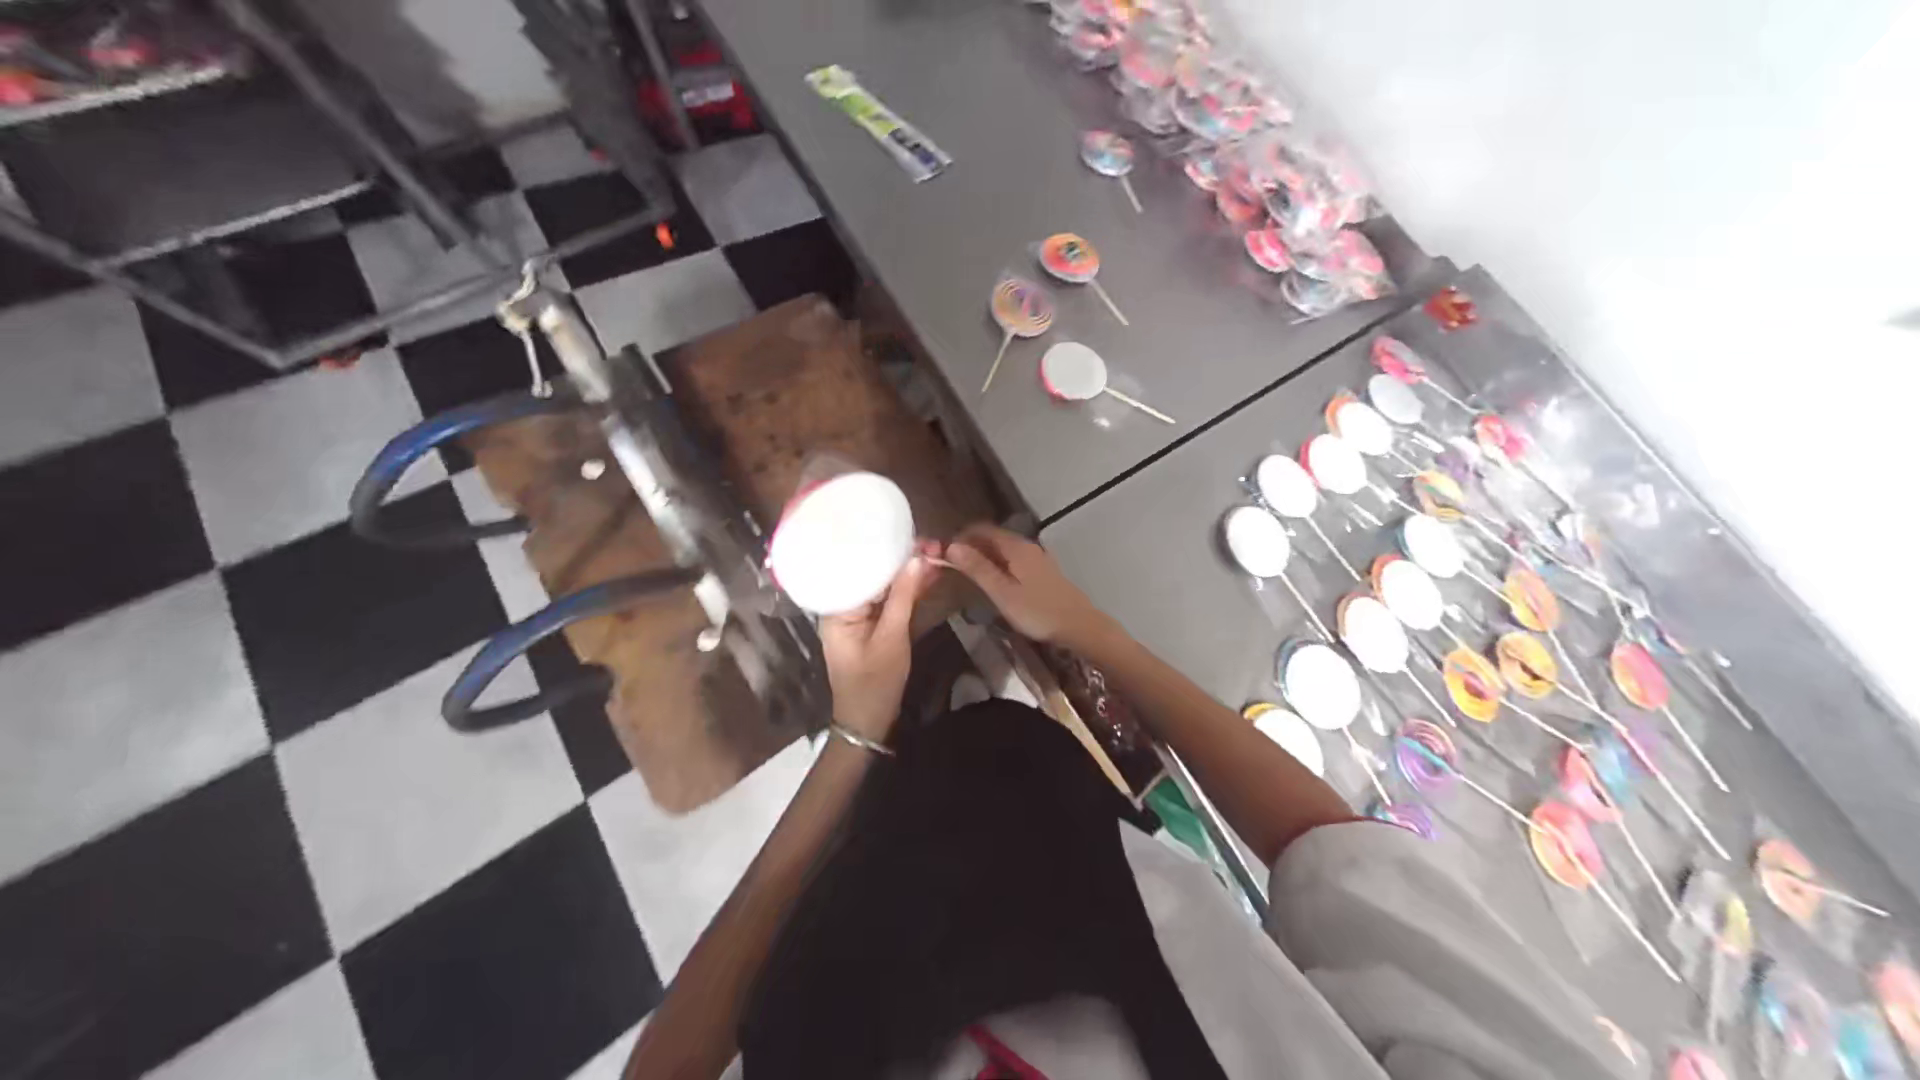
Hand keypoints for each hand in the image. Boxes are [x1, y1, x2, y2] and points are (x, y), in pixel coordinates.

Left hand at [819, 546, 938, 739]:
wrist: (867, 723)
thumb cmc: (874, 684)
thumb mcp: (892, 639)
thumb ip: (903, 598)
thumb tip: (917, 559)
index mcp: (837, 608)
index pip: (859, 568)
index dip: (888, 551)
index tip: (915, 538)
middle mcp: (842, 606)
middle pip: (871, 574)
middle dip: (901, 558)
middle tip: (931, 544)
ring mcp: (856, 616)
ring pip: (881, 585)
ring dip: (906, 572)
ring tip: (933, 553)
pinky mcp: (868, 624)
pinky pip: (886, 600)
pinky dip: (905, 590)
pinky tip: (926, 576)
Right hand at [944, 524, 1113, 648]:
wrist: (1080, 627)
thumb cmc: (1038, 611)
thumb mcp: (1002, 592)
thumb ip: (978, 568)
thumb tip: (952, 546)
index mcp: (1016, 547)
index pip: (982, 529)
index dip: (961, 536)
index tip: (942, 550)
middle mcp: (1027, 546)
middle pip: (994, 537)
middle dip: (971, 546)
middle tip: (950, 563)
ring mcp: (1038, 559)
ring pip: (1004, 549)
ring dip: (984, 556)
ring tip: (967, 573)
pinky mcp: (1043, 572)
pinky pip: (1014, 560)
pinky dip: (998, 564)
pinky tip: (993, 581)